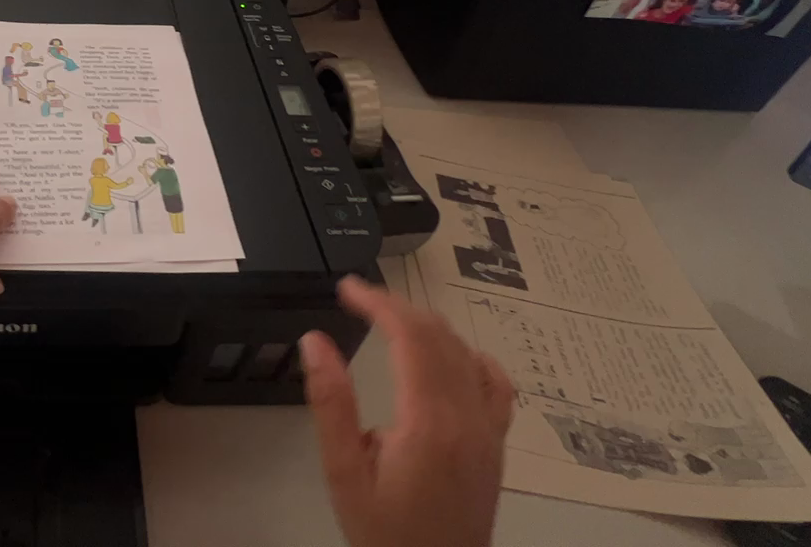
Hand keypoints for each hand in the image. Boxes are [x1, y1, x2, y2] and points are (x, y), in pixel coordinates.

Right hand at [300, 277, 514, 546]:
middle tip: (357, 297)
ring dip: (426, 323)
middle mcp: (468, 418)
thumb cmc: (383, 530)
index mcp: (429, 422)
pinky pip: (493, 382)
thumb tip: (314, 341)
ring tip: (387, 316)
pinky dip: (466, 353)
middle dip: (396, 304)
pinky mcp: (495, 443)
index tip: (347, 288)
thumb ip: (331, 402)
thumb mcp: (343, 471)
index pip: (410, 336)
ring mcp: (489, 430)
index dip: (378, 301)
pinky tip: (444, 352)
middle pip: (438, 335)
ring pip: (464, 350)